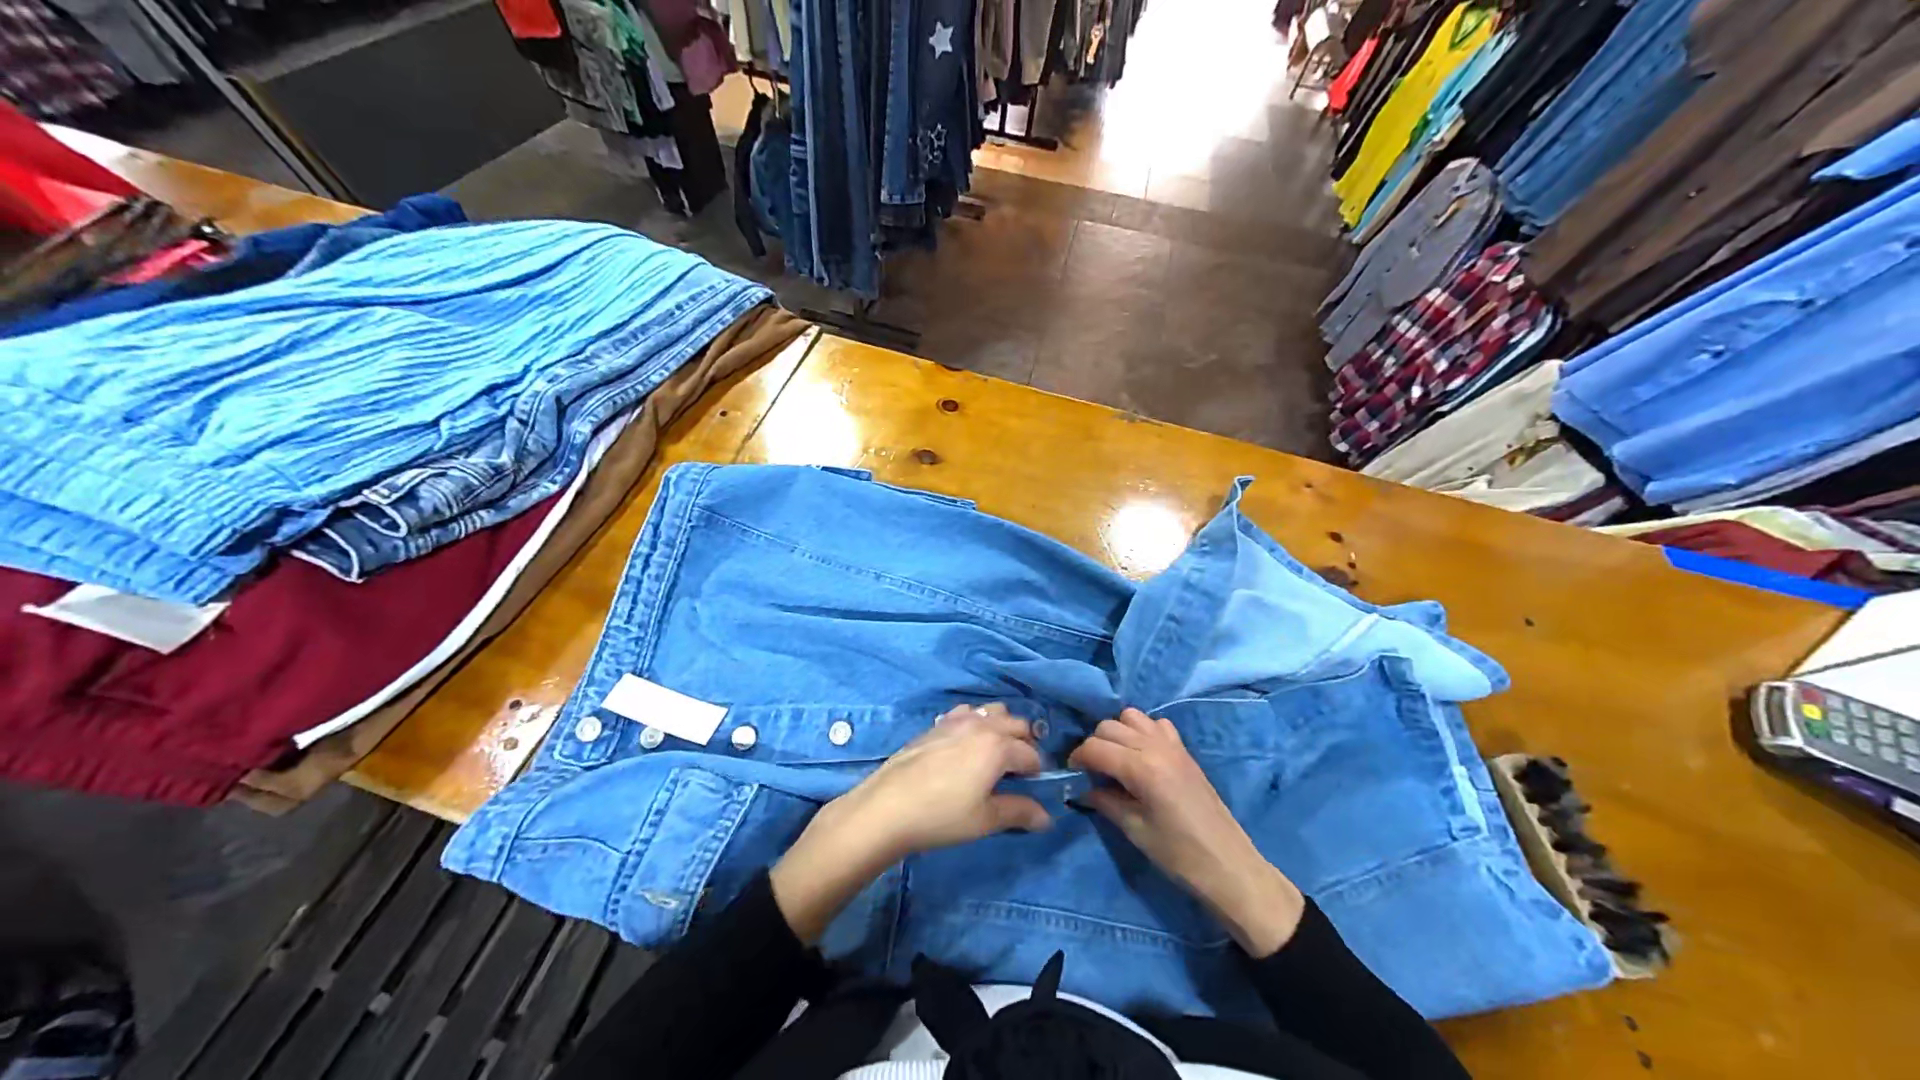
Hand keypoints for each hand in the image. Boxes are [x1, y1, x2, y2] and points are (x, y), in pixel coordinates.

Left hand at [771, 703, 1051, 940]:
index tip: (1032, 791)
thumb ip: (1019, 812)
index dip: (1037, 773)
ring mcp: (956, 720)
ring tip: (993, 756)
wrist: (887, 807)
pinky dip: (976, 723)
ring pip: (992, 712)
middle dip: (1024, 745)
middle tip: (1016, 774)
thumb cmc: (941, 816)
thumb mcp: (985, 819)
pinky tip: (965, 747)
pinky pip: (966, 713)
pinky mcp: (935, 725)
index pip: (1032, 755)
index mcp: (999, 745)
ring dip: (1002, 728)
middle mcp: (982, 725)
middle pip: (1017, 724)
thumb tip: (1047, 817)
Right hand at [1068, 708, 1304, 956]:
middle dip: (1093, 745)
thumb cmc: (1179, 855)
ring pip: (1132, 717)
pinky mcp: (1185, 751)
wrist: (1229, 865)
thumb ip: (1105, 801)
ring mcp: (1173, 745)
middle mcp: (1156, 747)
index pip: (1095, 747)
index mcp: (1142, 768)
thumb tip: (1083, 788)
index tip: (1071, 774)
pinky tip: (1140, 755)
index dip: (1077, 758)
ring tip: (1114, 760)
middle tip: (1090, 771)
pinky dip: (1142, 731)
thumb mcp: (1135, 830)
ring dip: (1116, 733)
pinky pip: (1156, 724)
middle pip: (1109, 727)